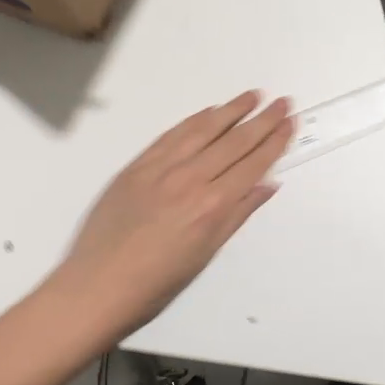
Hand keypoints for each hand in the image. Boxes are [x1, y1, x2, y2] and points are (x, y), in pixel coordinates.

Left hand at [48, 92, 292, 334]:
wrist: (94, 289)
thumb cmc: (156, 284)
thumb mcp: (205, 254)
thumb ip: (237, 214)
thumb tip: (267, 184)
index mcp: (212, 206)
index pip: (253, 164)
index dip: (275, 141)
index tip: (290, 122)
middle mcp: (190, 180)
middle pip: (234, 142)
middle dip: (262, 120)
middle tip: (282, 101)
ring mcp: (161, 169)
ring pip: (204, 130)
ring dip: (231, 110)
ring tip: (252, 96)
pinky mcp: (136, 166)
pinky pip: (171, 135)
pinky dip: (194, 121)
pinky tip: (209, 112)